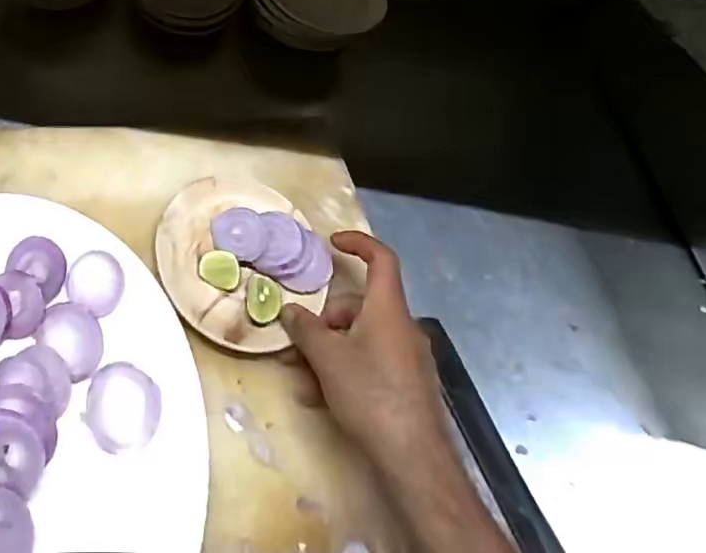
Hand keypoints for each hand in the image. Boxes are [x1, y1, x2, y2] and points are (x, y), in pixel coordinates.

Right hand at [281, 231, 441, 449]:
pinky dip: (342, 372)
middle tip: (296, 345)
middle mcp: (401, 328)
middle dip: (323, 322)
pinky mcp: (406, 385)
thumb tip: (290, 311)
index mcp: (387, 310)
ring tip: (301, 380)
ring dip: (326, 353)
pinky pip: (368, 363)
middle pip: (357, 307)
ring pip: (357, 338)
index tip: (332, 243)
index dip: (358, 243)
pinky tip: (319, 397)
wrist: (415, 462)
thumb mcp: (326, 358)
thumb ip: (304, 328)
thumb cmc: (371, 395)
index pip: (381, 259)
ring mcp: (406, 358)